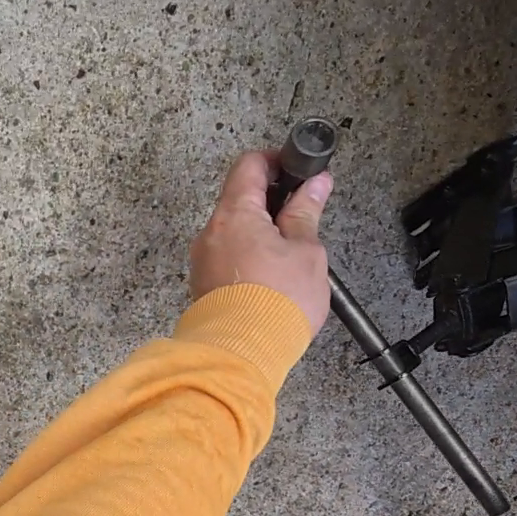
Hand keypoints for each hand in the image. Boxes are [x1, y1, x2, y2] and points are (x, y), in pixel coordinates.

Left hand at [188, 152, 331, 330]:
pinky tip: (268, 278)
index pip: (248, 166)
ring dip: (257, 234)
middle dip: (269, 203)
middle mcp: (210, 235)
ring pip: (230, 233)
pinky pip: (224, 260)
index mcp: (234, 215)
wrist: (242, 354)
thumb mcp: (305, 252)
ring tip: (287, 256)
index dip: (274, 161)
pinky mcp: (201, 287)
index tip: (295, 170)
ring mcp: (202, 262)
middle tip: (299, 218)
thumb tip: (315, 186)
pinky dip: (245, 259)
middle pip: (237, 201)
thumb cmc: (276, 304)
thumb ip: (306, 213)